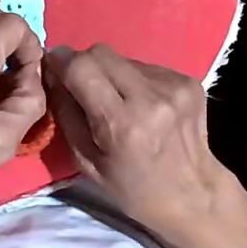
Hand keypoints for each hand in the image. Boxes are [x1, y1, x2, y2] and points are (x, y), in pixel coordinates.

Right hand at [44, 44, 246, 247]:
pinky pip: (147, 67)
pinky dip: (136, 81)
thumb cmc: (133, 188)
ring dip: (112, 73)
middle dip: (84, 64)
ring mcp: (173, 86)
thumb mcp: (87, 162)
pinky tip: (143, 106)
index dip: (61, 62)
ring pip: (125, 58)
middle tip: (82, 85)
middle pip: (101, 52)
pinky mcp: (189, 81)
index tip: (53, 68)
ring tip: (119, 102)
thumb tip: (53, 75)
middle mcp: (150, 97)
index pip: (82, 67)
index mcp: (121, 123)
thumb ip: (67, 114)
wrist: (193, 194)